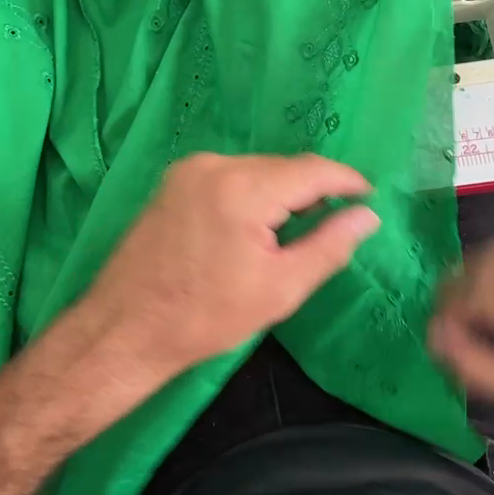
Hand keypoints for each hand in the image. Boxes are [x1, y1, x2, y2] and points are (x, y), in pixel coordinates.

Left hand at [79, 153, 379, 381]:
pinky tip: (257, 226)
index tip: (369, 197)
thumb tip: (368, 215)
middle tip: (333, 224)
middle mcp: (215, 165)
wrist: (124, 329)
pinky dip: (254, 193)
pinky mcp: (174, 180)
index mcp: (243, 188)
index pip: (311, 169)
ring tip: (295, 230)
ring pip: (258, 170)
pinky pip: (231, 175)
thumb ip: (330, 246)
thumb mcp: (280, 288)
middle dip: (313, 191)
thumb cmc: (206, 317)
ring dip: (283, 192)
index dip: (346, 181)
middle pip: (283, 167)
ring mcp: (190, 169)